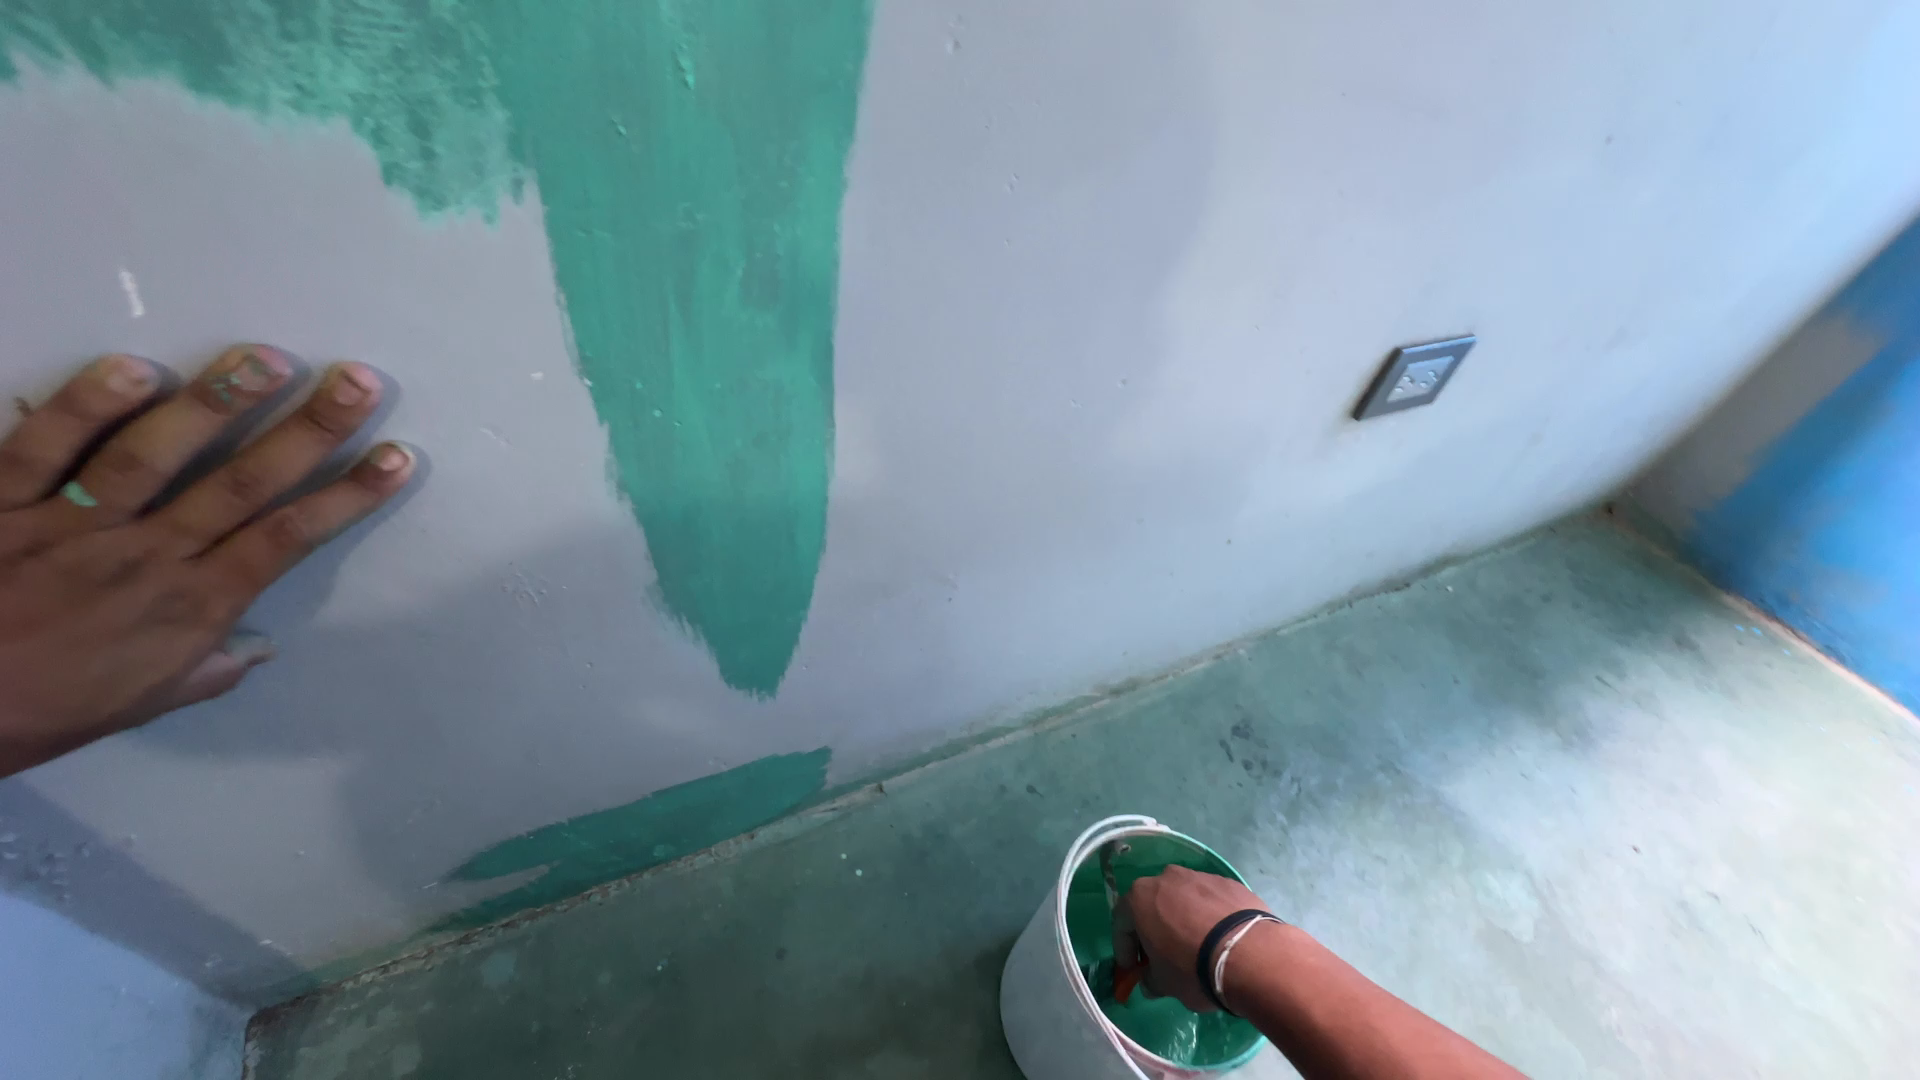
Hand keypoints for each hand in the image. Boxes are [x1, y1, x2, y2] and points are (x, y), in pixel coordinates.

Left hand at [0, 347, 415, 776]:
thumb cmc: (44, 709)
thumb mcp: (148, 701)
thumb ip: (213, 667)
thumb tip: (261, 646)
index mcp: (196, 603)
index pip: (292, 536)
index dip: (351, 494)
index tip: (397, 456)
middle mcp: (150, 556)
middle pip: (245, 483)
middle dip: (310, 430)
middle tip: (357, 382)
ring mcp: (71, 527)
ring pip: (154, 456)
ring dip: (215, 404)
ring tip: (265, 358)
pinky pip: (40, 449)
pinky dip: (84, 407)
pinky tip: (135, 368)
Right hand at [1116, 864, 1272, 1011]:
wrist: (1249, 953)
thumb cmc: (1193, 968)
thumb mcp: (1165, 984)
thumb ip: (1151, 980)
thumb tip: (1151, 981)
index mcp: (1139, 897)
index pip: (1121, 923)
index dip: (1124, 949)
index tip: (1132, 969)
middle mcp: (1164, 878)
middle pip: (1152, 904)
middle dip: (1154, 929)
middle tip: (1163, 955)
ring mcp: (1198, 876)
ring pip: (1182, 899)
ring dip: (1183, 919)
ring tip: (1198, 946)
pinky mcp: (1227, 881)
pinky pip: (1210, 900)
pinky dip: (1210, 915)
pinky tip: (1222, 938)